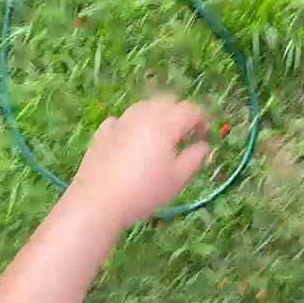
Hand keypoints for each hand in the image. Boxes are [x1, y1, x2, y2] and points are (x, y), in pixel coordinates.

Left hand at [64, 96, 211, 229]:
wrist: (98, 201)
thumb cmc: (145, 191)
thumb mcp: (178, 178)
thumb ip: (195, 158)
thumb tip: (204, 146)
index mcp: (165, 123)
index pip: (190, 110)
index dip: (201, 120)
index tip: (204, 135)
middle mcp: (143, 115)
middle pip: (166, 101)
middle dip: (179, 113)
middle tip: (184, 134)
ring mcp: (120, 121)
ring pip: (143, 107)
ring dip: (156, 115)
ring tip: (159, 138)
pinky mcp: (102, 132)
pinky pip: (122, 119)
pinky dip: (132, 125)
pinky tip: (132, 140)